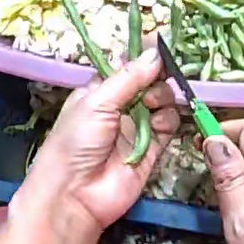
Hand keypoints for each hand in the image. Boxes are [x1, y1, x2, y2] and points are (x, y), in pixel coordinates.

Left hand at [14, 47, 179, 238]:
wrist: (74, 196)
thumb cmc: (75, 142)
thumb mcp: (96, 102)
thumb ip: (129, 78)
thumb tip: (155, 53)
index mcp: (100, 91)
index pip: (127, 67)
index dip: (143, 57)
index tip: (161, 46)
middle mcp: (120, 107)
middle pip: (149, 82)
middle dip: (156, 78)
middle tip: (154, 83)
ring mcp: (137, 128)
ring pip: (163, 101)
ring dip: (163, 97)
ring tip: (153, 104)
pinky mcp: (153, 149)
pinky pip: (169, 126)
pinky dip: (169, 120)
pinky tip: (160, 121)